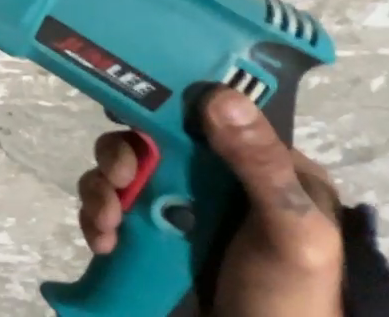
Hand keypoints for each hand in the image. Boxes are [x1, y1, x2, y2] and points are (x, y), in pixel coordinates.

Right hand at [77, 88, 343, 316]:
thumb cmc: (290, 295)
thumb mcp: (292, 234)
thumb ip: (260, 167)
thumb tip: (219, 94)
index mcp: (259, 167)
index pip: (204, 115)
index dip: (161, 104)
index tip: (128, 108)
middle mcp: (213, 177)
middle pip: (146, 139)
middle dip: (120, 157)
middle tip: (118, 180)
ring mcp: (177, 204)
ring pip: (118, 170)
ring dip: (101, 191)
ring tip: (107, 222)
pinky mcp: (148, 229)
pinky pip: (106, 203)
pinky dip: (95, 216)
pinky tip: (104, 239)